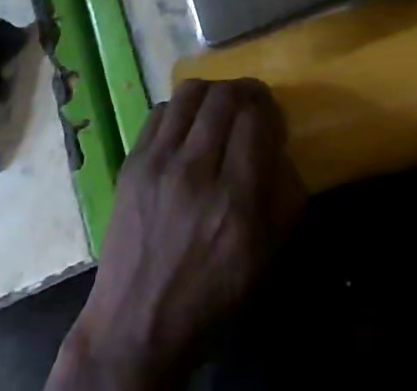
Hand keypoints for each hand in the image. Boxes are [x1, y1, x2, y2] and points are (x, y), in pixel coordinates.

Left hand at [50, 79, 305, 390]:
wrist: (135, 324)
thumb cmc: (210, 294)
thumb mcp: (266, 255)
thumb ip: (285, 194)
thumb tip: (281, 147)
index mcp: (235, 200)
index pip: (256, 119)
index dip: (269, 107)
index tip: (272, 117)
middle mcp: (196, 172)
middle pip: (224, 97)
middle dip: (245, 91)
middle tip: (251, 104)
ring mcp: (158, 164)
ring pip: (191, 93)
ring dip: (213, 92)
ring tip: (219, 108)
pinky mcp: (131, 164)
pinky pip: (161, 111)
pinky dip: (182, 109)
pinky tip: (188, 127)